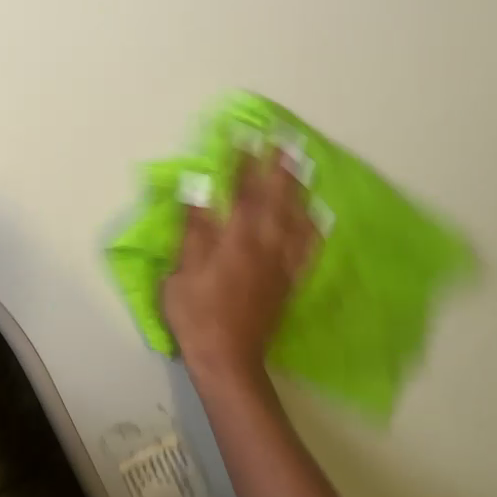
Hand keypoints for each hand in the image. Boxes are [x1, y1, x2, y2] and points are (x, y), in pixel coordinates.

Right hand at [163, 156, 318, 381]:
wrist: (228, 359)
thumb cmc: (196, 312)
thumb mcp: (181, 269)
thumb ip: (193, 229)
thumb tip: (196, 190)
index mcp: (236, 240)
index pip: (241, 192)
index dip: (242, 163)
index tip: (244, 136)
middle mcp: (265, 247)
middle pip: (277, 201)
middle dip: (279, 170)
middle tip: (283, 143)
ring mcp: (281, 266)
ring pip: (297, 221)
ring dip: (298, 192)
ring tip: (301, 170)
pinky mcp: (288, 283)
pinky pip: (307, 247)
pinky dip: (312, 227)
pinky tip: (315, 218)